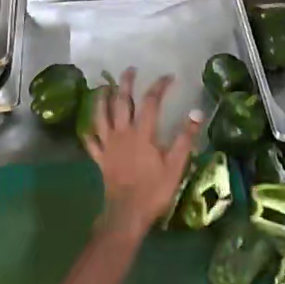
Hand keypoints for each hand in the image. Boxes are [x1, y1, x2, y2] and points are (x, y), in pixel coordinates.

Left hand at [83, 67, 201, 240]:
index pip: (151, 102)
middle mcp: (122, 134)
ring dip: (102, 99)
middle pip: (122, 102)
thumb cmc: (154, 190)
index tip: (168, 77)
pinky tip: (88, 126)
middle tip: (129, 70)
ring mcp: (108, 145)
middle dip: (126, 83)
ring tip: (104, 87)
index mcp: (142, 133)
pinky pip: (91, 141)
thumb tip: (196, 112)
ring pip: (101, 116)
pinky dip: (89, 131)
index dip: (159, 87)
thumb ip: (185, 137)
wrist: (127, 214)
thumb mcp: (176, 164)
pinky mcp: (100, 158)